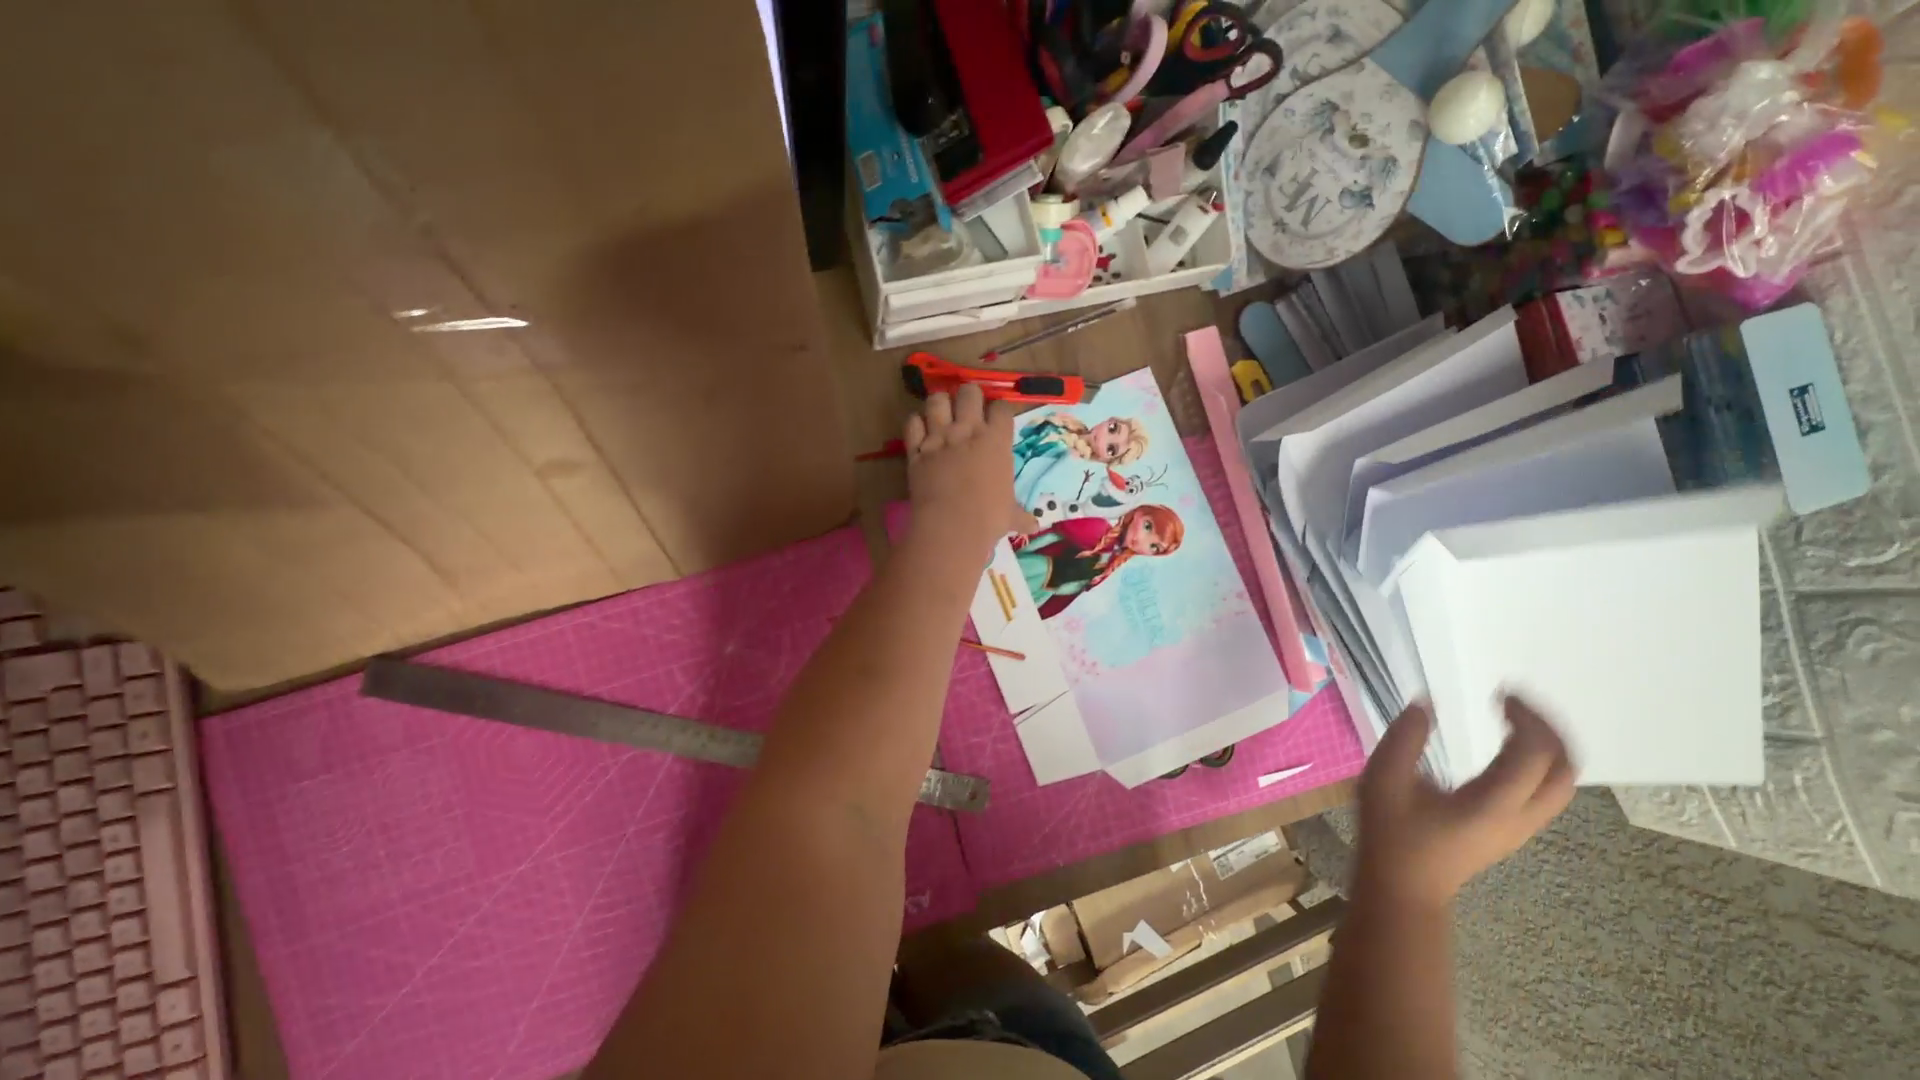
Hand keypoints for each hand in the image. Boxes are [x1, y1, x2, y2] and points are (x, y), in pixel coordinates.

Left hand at [904, 384, 1036, 553]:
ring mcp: (939, 437)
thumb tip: (1033, 527)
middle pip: (969, 392)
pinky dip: (915, 424)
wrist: (952, 525)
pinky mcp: (916, 450)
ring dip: (940, 404)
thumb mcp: (1009, 514)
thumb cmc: (989, 518)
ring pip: (937, 400)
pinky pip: (912, 423)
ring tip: (942, 413)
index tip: (998, 419)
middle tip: (969, 409)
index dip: (1000, 410)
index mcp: (997, 440)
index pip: (1002, 407)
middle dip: (969, 396)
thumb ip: (1020, 515)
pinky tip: (920, 431)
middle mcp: (968, 431)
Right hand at [1355, 696, 1575, 909]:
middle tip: (1513, 704)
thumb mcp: (1383, 779)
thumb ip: (1404, 738)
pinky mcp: (1515, 831)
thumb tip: (1425, 705)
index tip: (1497, 693)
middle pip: (1564, 767)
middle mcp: (1519, 816)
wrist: (1405, 888)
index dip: (1525, 717)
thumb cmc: (1391, 834)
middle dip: (1547, 727)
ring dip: (1548, 745)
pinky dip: (1540, 762)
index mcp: (1493, 803)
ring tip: (1515, 721)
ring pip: (1562, 782)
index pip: (1534, 753)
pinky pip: (1548, 791)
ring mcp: (1522, 827)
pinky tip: (1508, 749)